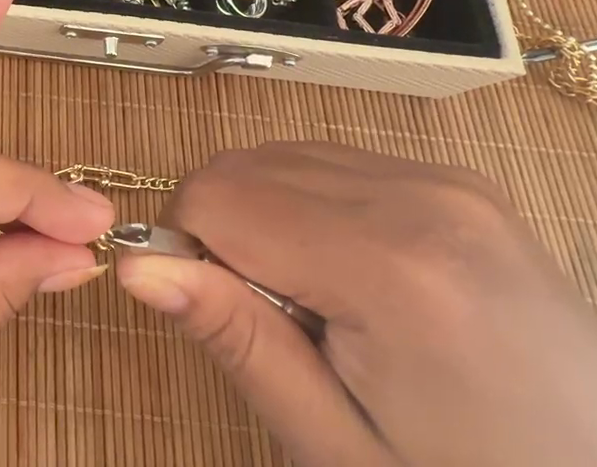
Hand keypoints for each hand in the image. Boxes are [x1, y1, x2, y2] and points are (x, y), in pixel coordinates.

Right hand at [117, 143, 596, 466]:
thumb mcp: (338, 446)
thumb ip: (238, 340)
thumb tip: (135, 263)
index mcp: (396, 263)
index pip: (213, 194)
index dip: (191, 255)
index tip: (231, 323)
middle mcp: (425, 193)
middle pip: (242, 166)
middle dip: (225, 234)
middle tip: (282, 326)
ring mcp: (449, 179)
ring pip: (279, 158)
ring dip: (265, 219)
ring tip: (324, 306)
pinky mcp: (461, 180)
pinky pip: (330, 164)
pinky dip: (308, 209)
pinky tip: (355, 278)